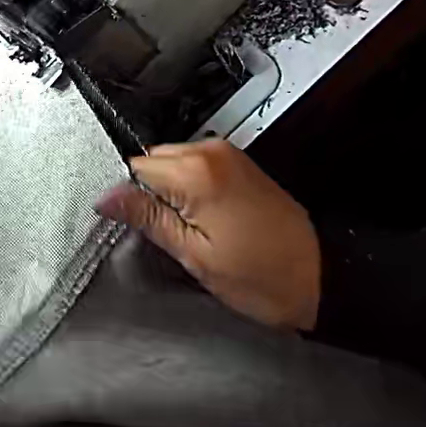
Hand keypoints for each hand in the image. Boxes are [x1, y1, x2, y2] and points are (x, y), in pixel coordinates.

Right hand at [95, 139, 319, 330]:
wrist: (321, 276)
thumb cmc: (259, 276)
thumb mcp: (194, 254)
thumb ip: (147, 218)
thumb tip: (104, 197)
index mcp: (195, 171)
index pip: (135, 167)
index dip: (129, 197)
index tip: (138, 224)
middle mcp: (210, 149)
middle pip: (152, 160)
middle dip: (150, 192)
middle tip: (168, 232)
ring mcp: (226, 152)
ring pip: (172, 160)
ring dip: (169, 189)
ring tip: (189, 227)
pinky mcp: (237, 160)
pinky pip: (194, 163)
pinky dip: (189, 184)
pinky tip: (204, 215)